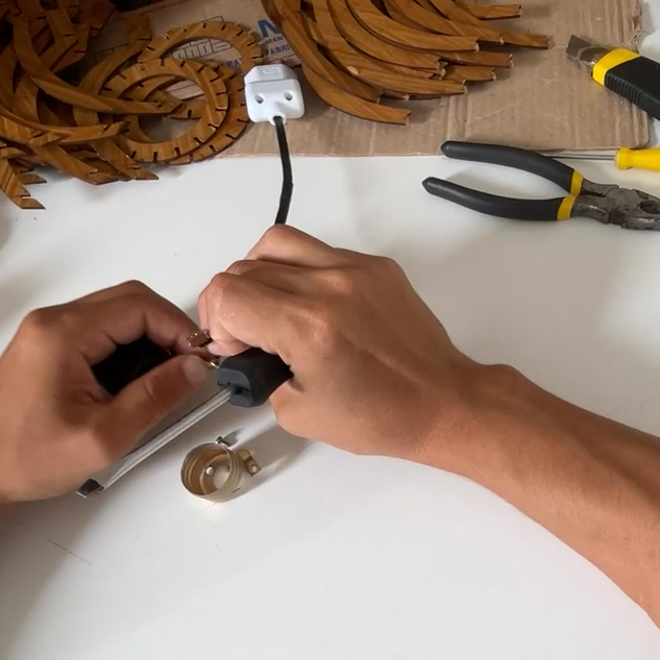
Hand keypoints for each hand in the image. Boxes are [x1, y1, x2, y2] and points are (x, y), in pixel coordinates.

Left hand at [0, 282, 211, 504]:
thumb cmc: (28, 458)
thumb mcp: (103, 436)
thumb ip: (154, 397)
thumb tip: (197, 367)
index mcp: (64, 333)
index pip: (140, 307)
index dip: (180, 330)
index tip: (201, 364)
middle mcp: (53, 319)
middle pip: (130, 300)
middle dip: (169, 328)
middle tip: (189, 368)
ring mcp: (46, 330)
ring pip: (116, 312)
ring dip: (150, 336)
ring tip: (167, 378)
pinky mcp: (45, 346)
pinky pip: (99, 329)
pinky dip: (128, 345)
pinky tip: (136, 380)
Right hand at [197, 226, 486, 461]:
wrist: (442, 401)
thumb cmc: (380, 416)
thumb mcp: (299, 412)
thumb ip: (258, 372)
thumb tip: (243, 346)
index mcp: (308, 327)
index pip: (227, 293)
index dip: (217, 321)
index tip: (235, 345)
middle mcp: (330, 287)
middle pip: (245, 266)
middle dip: (233, 302)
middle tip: (251, 336)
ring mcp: (356, 269)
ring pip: (276, 243)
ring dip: (258, 274)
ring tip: (273, 309)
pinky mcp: (376, 265)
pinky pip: (317, 250)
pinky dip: (299, 271)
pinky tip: (311, 304)